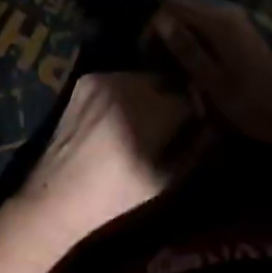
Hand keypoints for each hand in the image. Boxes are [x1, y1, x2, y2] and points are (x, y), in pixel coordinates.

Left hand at [15, 72, 203, 236]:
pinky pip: (119, 77)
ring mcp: (103, 77)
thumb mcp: (164, 181)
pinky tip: (124, 112)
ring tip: (152, 116)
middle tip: (178, 119)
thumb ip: (193, 148)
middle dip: (176, 96)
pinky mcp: (86, 78)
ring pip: (143, 76)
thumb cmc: (116, 196)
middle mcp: (126, 84)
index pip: (188, 95)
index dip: (197, 109)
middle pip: (166, 80)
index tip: (200, 122)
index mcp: (148, 111)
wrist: (59, 192)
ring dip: (152, 91)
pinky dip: (128, 90)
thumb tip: (212, 123)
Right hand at [152, 0, 271, 148]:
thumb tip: (160, 19)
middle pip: (183, 9)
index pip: (173, 7)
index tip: (148, 54)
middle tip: (157, 62)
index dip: (155, 26)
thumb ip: (185, 47)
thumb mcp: (210, 80)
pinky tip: (192, 65)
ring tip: (172, 67)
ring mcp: (236, 22)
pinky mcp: (241, 32)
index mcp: (219, 22)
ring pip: (194, 18)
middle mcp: (227, 13)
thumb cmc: (247, 103)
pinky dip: (194, 41)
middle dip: (165, 31)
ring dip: (179, 37)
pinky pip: (208, 27)